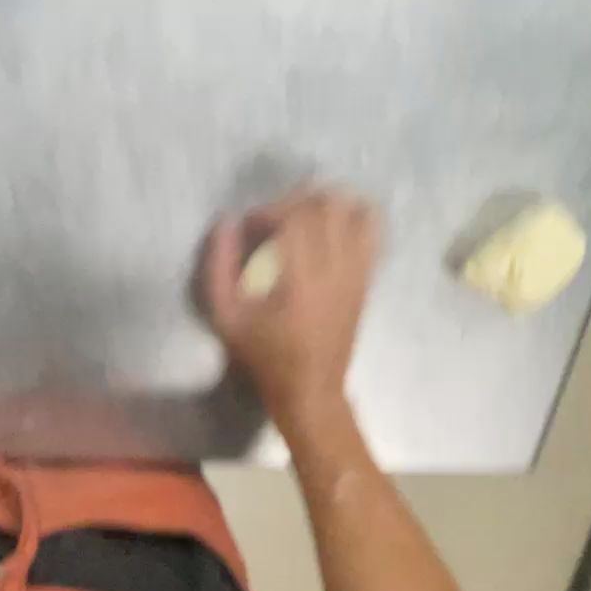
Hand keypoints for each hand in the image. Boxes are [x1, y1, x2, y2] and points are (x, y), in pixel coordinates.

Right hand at [203, 189, 379, 431]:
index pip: (295, 215)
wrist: (310, 389)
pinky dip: (351, 219)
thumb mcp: (226, 319)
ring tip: (304, 218)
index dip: (269, 210)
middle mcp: (337, 267)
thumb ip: (219, 268)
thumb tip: (225, 224)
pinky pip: (371, 231)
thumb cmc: (265, 357)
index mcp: (302, 277)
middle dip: (296, 201)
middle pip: (328, 204)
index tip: (250, 226)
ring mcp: (357, 271)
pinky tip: (329, 232)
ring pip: (356, 210)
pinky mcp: (366, 279)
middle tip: (275, 219)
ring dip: (328, 204)